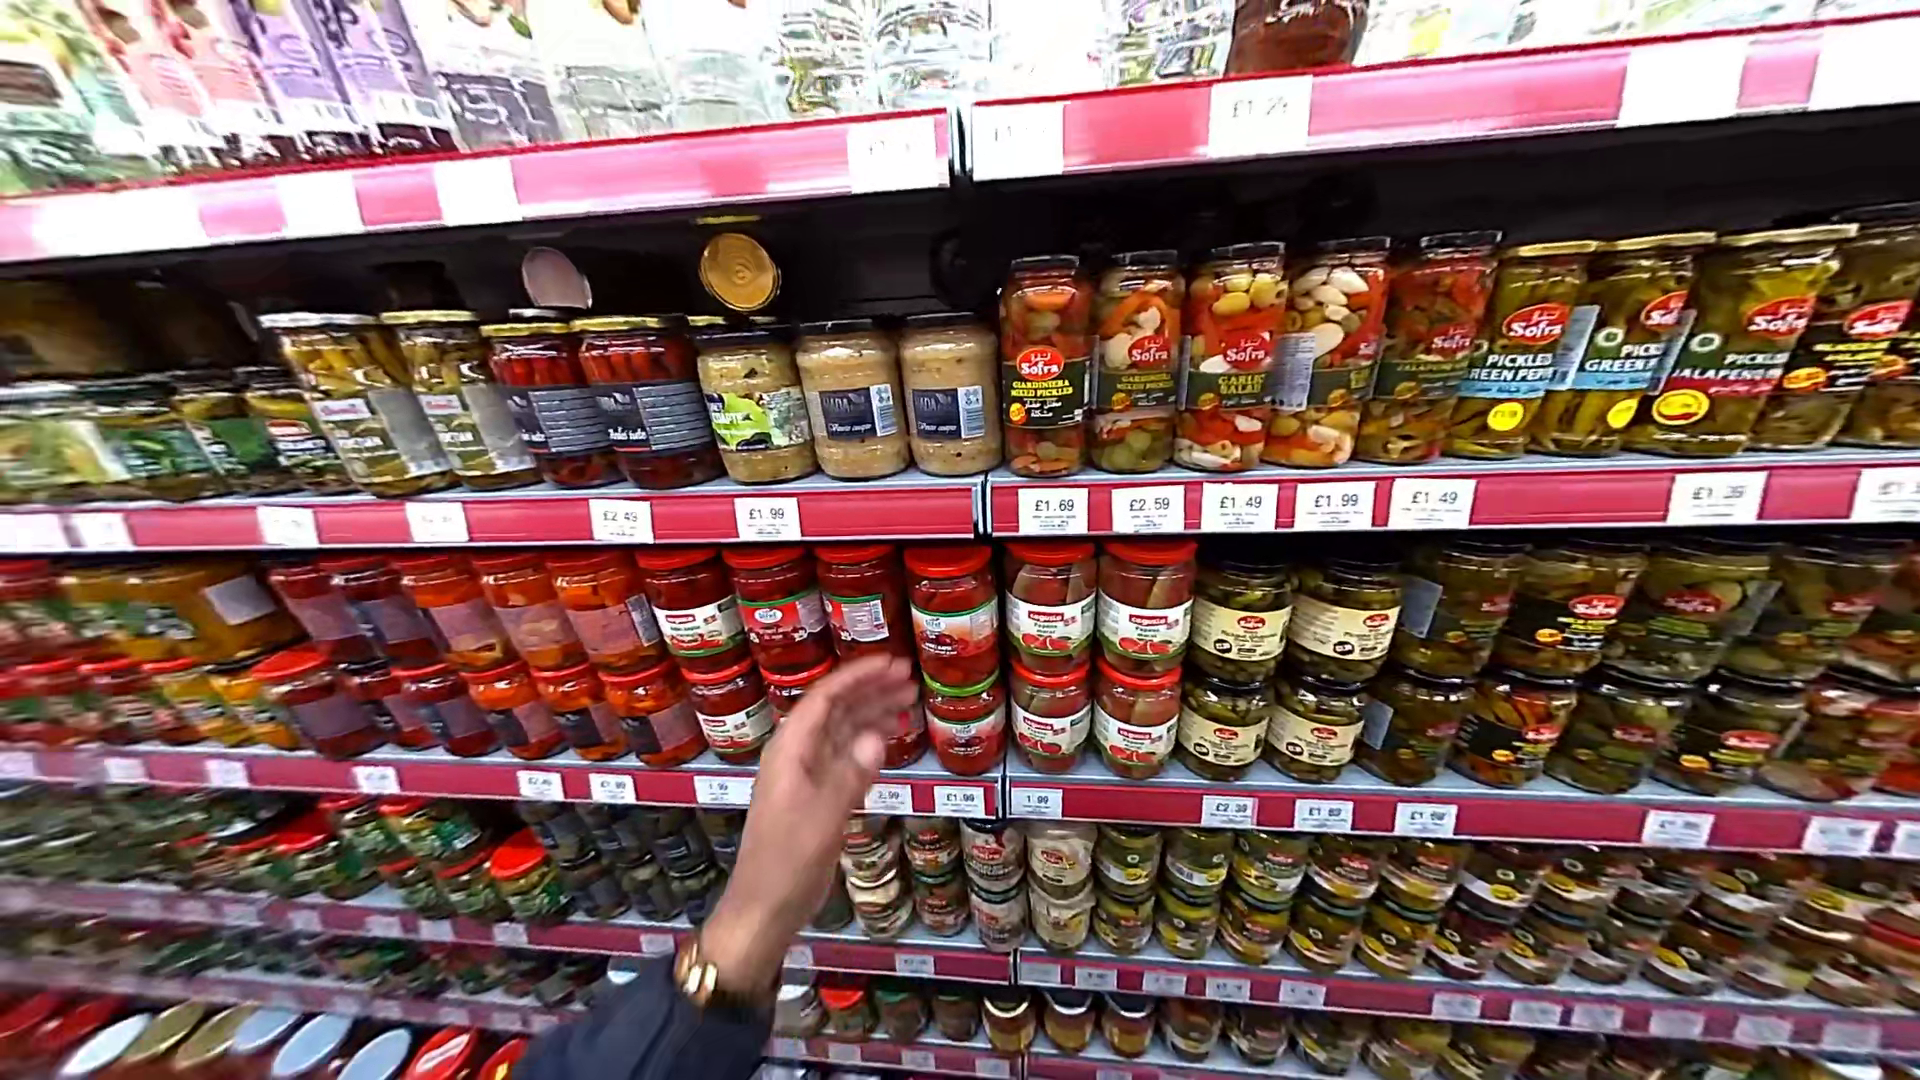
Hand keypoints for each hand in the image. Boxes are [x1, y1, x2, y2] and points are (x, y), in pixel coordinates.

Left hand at [697, 653, 917, 993]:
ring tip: (909, 700)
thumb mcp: (822, 818)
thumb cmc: (787, 861)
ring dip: (874, 712)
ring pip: (845, 730)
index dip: (858, 676)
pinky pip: (847, 755)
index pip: (826, 697)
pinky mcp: (820, 793)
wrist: (765, 908)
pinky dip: (869, 742)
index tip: (891, 663)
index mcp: (791, 749)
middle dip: (871, 689)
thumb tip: (878, 737)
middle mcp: (799, 753)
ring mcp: (810, 773)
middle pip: (838, 708)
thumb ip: (850, 775)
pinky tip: (890, 736)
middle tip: (910, 678)